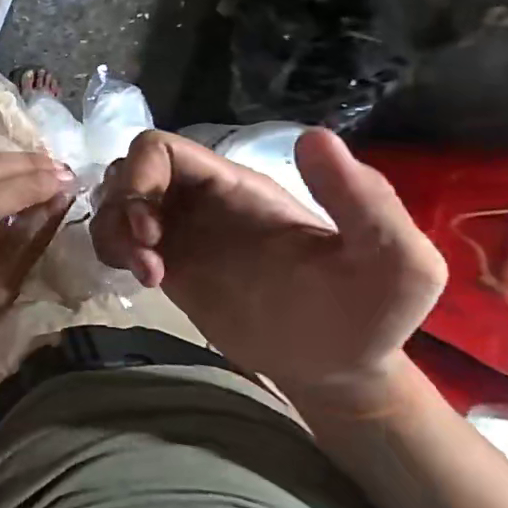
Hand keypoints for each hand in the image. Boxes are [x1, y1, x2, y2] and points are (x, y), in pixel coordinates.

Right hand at [93, 129, 445, 403]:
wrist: (338, 370)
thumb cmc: (367, 316)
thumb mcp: (393, 263)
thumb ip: (366, 201)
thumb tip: (312, 137)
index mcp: (239, 184)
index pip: (162, 149)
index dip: (140, 175)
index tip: (150, 226)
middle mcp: (202, 200)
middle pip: (129, 170)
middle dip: (121, 205)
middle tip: (146, 253)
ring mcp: (184, 233)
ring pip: (116, 202)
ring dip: (114, 231)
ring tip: (146, 273)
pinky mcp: (173, 267)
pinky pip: (121, 241)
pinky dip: (115, 252)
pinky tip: (144, 281)